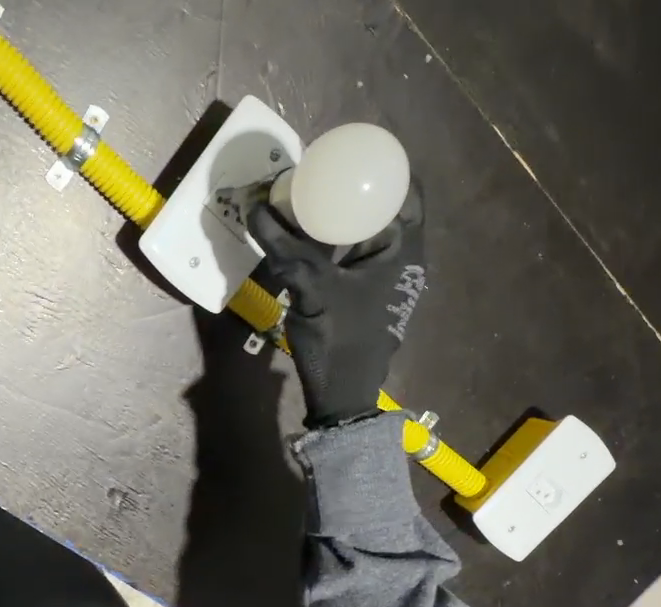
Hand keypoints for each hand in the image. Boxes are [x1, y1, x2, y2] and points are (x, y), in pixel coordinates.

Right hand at [248, 182, 426, 426]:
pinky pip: (349, 257)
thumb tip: (255, 208)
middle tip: (315, 175)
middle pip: (380, 210)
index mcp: (404, 250)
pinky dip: (329, 244)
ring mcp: (383, 281)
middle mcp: (400, 260)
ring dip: (336, 219)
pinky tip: (301, 239)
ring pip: (362, 235)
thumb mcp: (311, 290)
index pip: (404, 190)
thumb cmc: (339, 341)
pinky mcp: (364, 297)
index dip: (379, 168)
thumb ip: (286, 249)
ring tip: (302, 200)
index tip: (346, 155)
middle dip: (349, 191)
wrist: (342, 397)